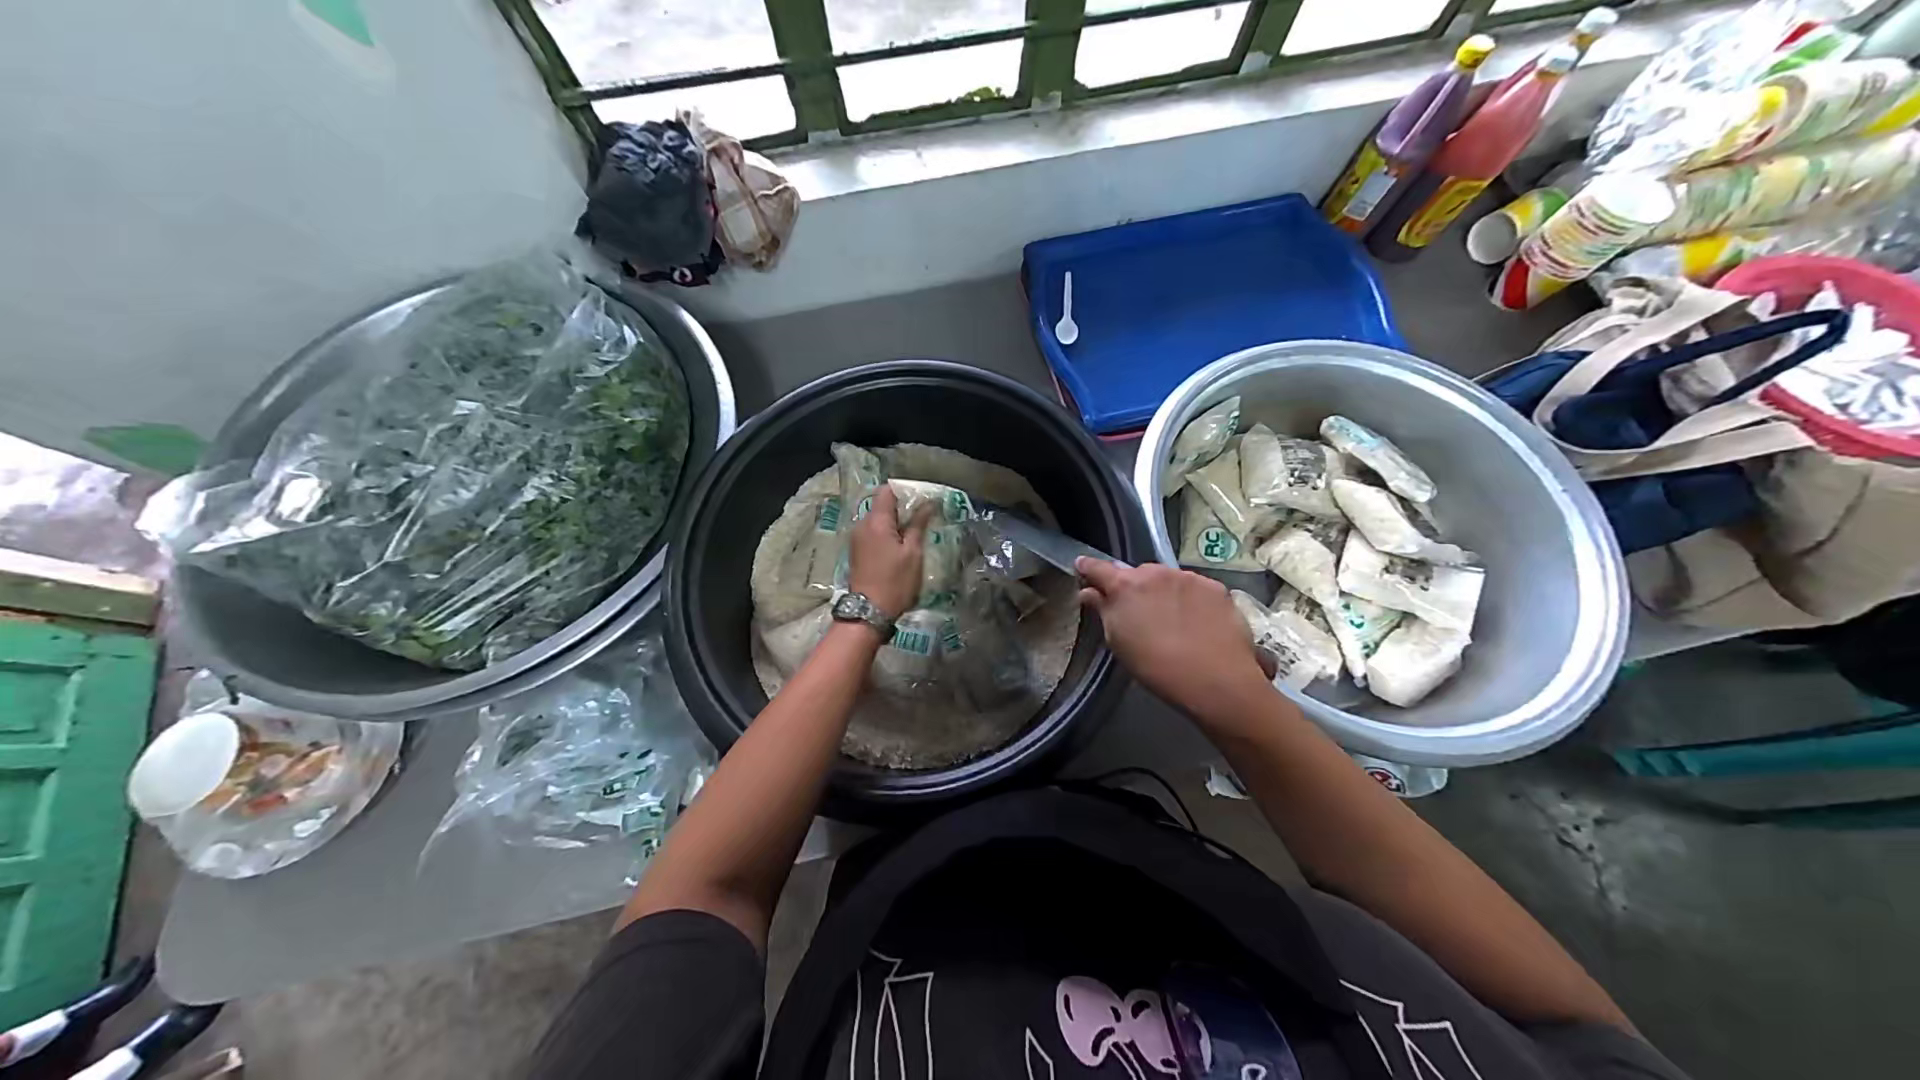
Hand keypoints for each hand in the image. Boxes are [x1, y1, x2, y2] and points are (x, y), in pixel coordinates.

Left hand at [848, 485, 933, 618]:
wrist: (868, 612)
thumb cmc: (895, 582)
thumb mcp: (913, 553)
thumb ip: (918, 524)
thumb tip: (928, 503)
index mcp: (876, 521)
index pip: (887, 491)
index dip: (906, 490)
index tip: (923, 499)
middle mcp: (862, 525)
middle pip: (882, 504)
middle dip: (903, 507)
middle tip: (924, 516)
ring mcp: (857, 538)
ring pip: (877, 519)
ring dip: (895, 522)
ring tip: (915, 532)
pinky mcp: (856, 551)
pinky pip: (873, 532)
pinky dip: (887, 533)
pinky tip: (901, 545)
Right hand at [1076, 558, 1275, 723]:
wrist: (1216, 679)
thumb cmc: (1155, 667)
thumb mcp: (1118, 642)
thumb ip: (1103, 611)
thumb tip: (1089, 593)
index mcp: (1124, 586)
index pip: (1098, 568)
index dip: (1087, 568)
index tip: (1081, 567)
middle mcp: (1155, 573)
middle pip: (1136, 573)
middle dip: (1133, 587)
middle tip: (1137, 612)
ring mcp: (1188, 577)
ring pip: (1167, 579)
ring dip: (1163, 592)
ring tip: (1171, 620)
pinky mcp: (1215, 587)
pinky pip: (1194, 587)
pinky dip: (1190, 599)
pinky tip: (1196, 622)